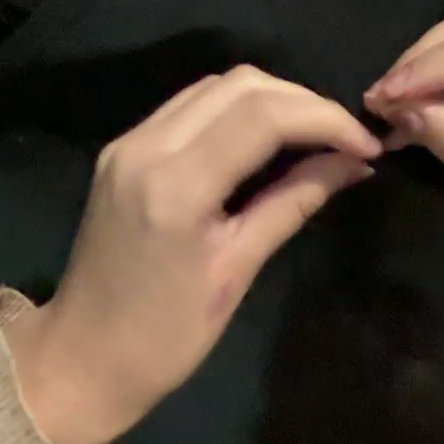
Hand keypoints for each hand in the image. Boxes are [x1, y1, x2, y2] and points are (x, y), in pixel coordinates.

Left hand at [2, 66, 381, 443]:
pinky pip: (190, 105)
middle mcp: (147, 145)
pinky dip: (236, 109)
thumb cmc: (163, 337)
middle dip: (303, 101)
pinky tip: (264, 137)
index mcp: (176, 185)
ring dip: (271, 98)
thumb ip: (293, 202)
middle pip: (241, 84)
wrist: (77, 360)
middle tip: (344, 139)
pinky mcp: (122, 147)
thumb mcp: (236, 271)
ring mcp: (129, 141)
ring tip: (313, 135)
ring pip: (215, 86)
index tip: (366, 146)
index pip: (263, 115)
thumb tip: (353, 165)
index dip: (325, 119)